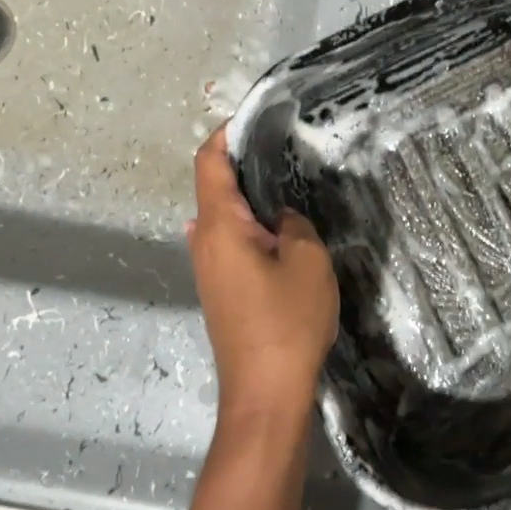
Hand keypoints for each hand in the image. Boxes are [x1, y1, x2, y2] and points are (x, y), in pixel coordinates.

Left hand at [189, 125, 338, 420]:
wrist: (264, 392)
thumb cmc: (287, 321)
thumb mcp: (307, 260)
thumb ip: (294, 224)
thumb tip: (281, 216)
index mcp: (219, 226)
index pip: (209, 163)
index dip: (225, 134)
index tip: (254, 117)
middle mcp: (203, 241)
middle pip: (214, 187)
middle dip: (245, 163)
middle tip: (287, 148)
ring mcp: (209, 268)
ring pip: (224, 217)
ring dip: (250, 197)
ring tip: (290, 184)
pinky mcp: (221, 289)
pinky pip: (231, 241)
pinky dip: (251, 225)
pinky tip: (281, 229)